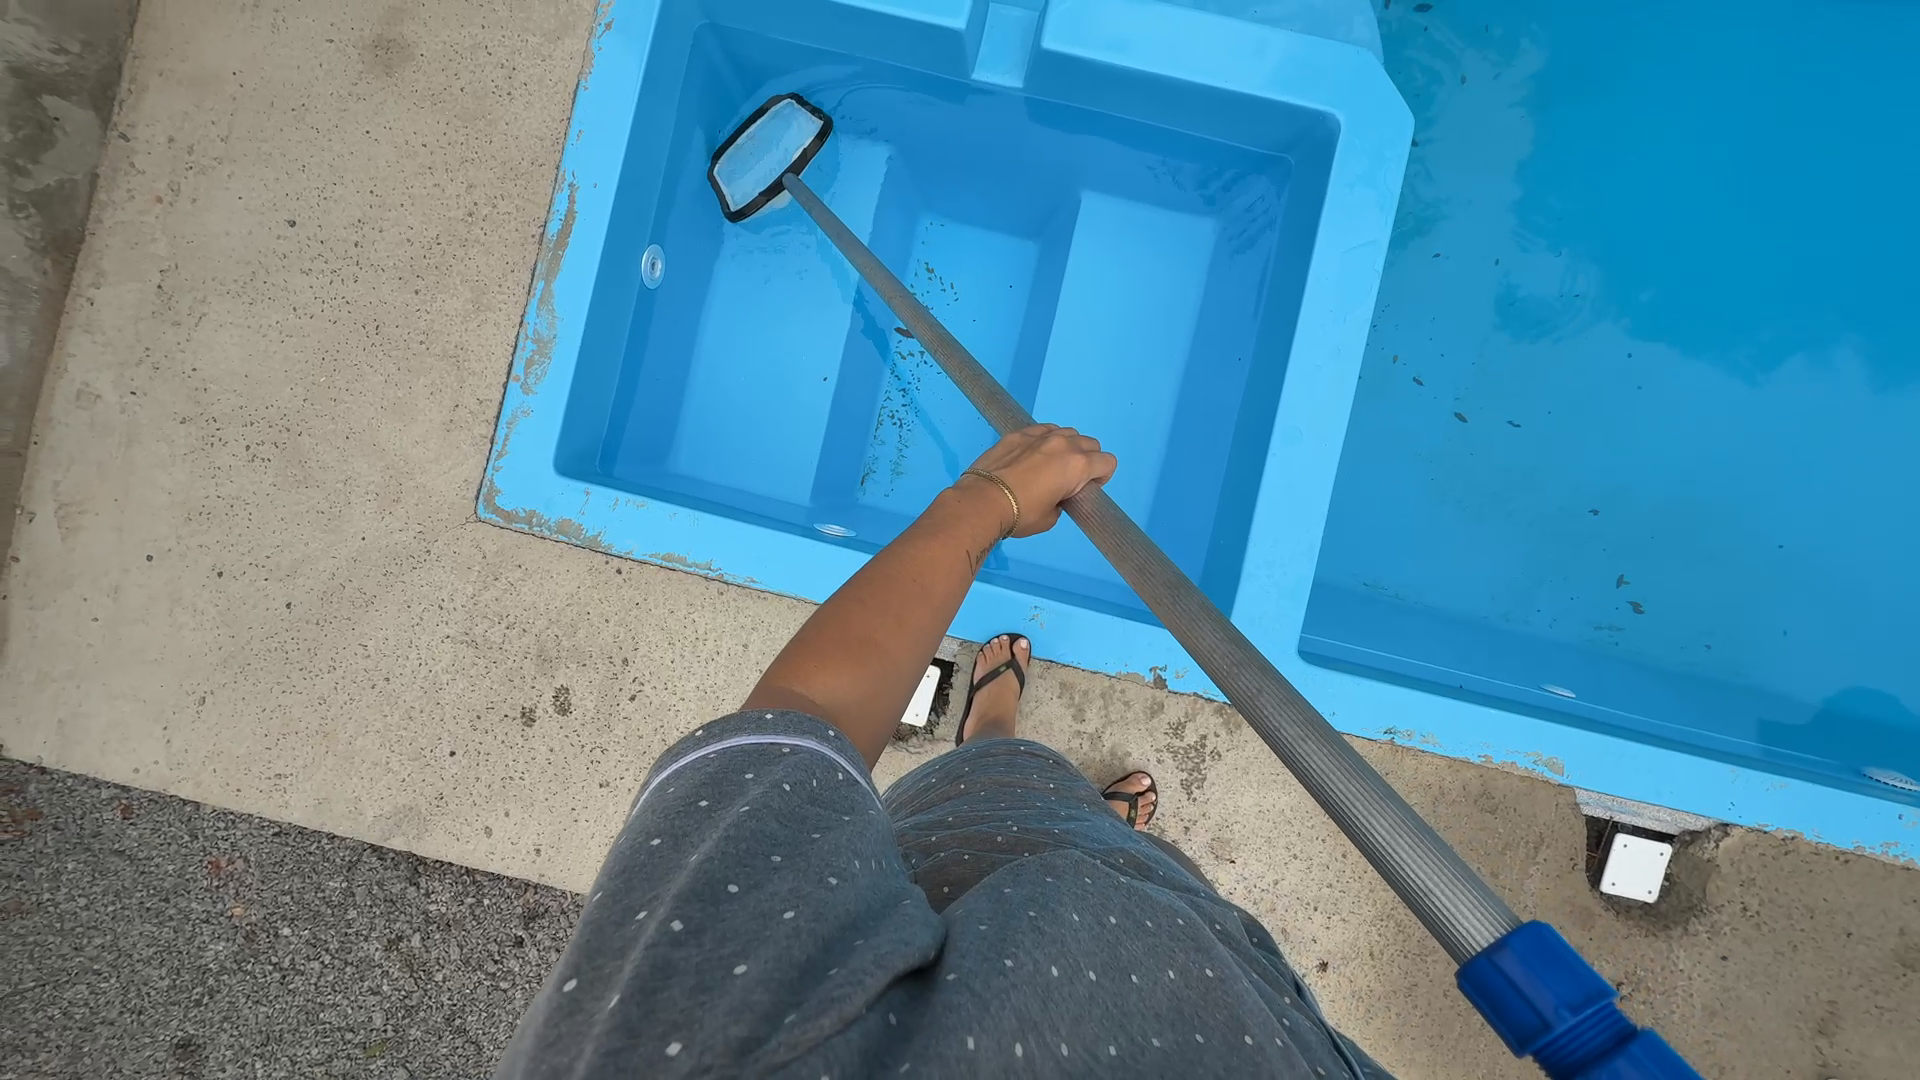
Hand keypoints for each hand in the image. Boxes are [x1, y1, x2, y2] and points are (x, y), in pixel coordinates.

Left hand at [957, 424, 1116, 537]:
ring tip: (1051, 465)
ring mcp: (1040, 435)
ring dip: (1067, 447)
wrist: (982, 501)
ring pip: (1067, 432)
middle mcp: (1064, 444)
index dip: (1102, 477)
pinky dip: (1045, 439)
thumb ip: (1062, 501)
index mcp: (1078, 465)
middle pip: (1090, 444)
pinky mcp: (1018, 433)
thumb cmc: (1021, 514)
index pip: (1108, 462)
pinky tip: (1033, 454)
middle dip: (1087, 460)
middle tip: (1070, 479)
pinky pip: (1043, 429)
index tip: (1087, 490)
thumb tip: (1055, 495)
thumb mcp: (1051, 517)